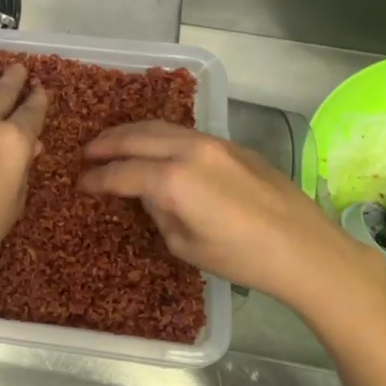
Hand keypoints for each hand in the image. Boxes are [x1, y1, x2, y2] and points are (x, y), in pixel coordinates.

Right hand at [77, 121, 385, 312]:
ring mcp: (213, 143)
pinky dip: (160, 136)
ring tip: (114, 143)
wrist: (306, 250)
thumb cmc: (242, 258)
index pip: (121, 173)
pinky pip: (184, 133)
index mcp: (172, 180)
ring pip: (161, 127)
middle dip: (107, 144)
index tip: (79, 182)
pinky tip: (156, 147)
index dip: (96, 179)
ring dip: (133, 133)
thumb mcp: (185, 245)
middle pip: (136, 137)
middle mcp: (189, 151)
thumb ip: (159, 212)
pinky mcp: (233, 146)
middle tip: (86, 152)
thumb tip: (150, 195)